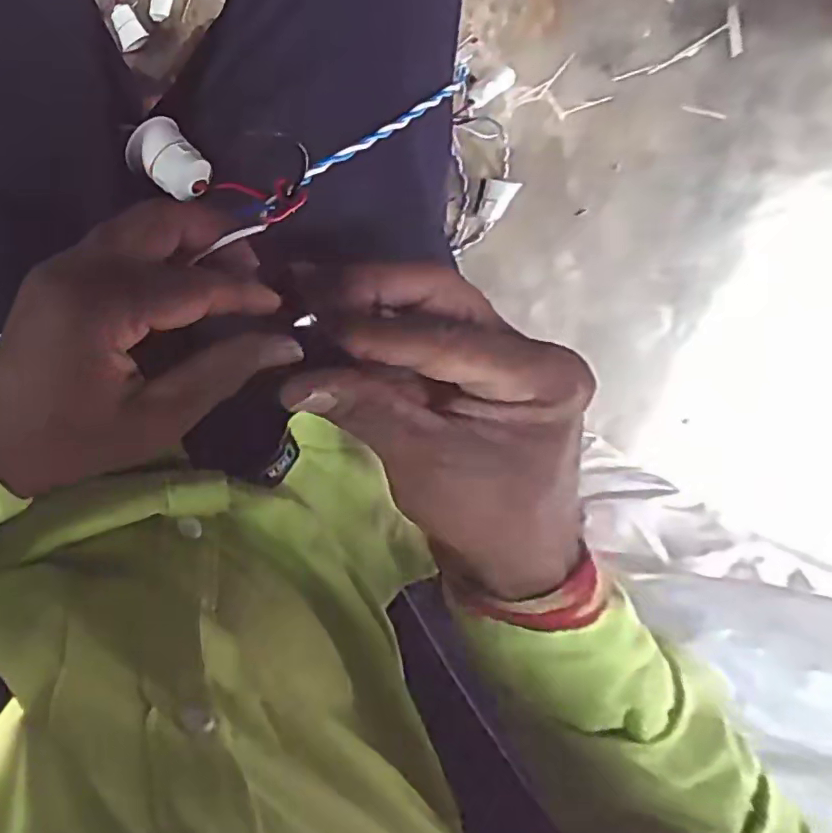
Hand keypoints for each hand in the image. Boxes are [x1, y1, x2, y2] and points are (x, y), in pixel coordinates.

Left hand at [0, 200, 303, 497]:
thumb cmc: (69, 441)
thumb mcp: (152, 419)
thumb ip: (218, 373)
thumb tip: (280, 340)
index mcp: (98, 305)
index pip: (188, 282)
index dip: (240, 290)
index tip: (279, 303)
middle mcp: (77, 268)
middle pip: (158, 222)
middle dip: (213, 234)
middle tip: (253, 270)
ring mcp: (60, 265)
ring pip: (135, 225)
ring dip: (183, 238)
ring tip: (223, 273)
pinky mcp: (54, 272)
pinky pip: (114, 244)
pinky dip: (153, 251)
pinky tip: (178, 282)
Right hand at [278, 264, 593, 599]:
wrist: (507, 547)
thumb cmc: (481, 512)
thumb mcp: (422, 462)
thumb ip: (363, 410)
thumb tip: (293, 383)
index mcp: (538, 374)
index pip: (448, 337)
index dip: (379, 331)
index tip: (320, 324)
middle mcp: (518, 344)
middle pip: (436, 294)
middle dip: (368, 288)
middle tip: (306, 284)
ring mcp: (486, 343)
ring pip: (416, 299)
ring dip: (357, 294)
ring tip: (301, 287)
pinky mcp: (454, 354)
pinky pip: (402, 324)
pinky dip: (357, 318)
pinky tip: (317, 311)